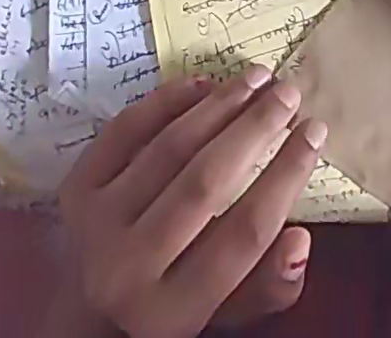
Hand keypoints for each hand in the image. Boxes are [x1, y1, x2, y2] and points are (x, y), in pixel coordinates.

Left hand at [46, 68, 326, 337]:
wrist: (77, 316)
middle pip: (206, 182)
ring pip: (170, 148)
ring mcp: (95, 223)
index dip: (287, 175)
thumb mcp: (217, 316)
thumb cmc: (163, 307)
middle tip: (289, 92)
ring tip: (257, 77)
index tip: (315, 129)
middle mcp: (129, 267)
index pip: (245, 233)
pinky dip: (168, 99)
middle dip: (256, 128)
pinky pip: (127, 128)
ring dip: (220, 105)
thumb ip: (264, 287)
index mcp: (173, 311)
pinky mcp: (75, 188)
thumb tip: (302, 238)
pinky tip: (204, 83)